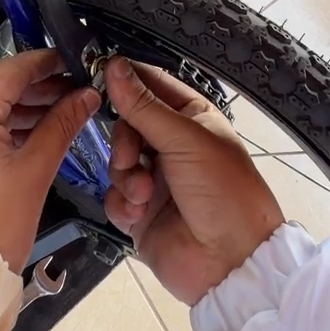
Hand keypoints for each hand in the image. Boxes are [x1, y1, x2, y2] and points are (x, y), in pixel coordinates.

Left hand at [0, 49, 100, 270]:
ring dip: (21, 107)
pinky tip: (33, 130)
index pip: (14, 68)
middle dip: (39, 88)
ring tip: (62, 112)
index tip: (77, 62)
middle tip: (77, 91)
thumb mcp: (34, 171)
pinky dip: (0, 125)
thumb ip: (62, 124)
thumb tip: (87, 95)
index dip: (50, 63)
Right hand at [104, 57, 284, 304]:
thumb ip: (144, 106)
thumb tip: (115, 66)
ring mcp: (156, 178)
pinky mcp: (141, 211)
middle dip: (124, 140)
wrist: (231, 264)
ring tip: (144, 193)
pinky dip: (123, 202)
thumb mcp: (185, 140)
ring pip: (118, 160)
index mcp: (191, 116)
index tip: (98, 74)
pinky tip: (139, 211)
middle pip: (127, 124)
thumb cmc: (225, 192)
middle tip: (131, 156)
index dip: (125, 80)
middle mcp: (172, 144)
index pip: (151, 85)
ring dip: (126, 175)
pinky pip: (114, 196)